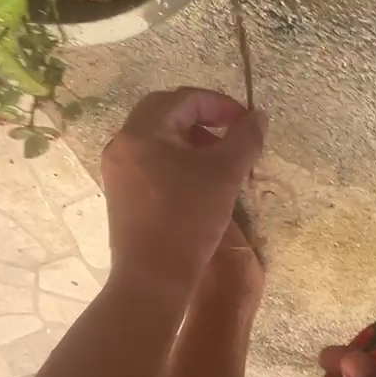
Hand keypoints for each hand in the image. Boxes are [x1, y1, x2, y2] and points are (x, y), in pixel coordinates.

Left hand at [100, 88, 265, 289]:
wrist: (153, 277)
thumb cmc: (188, 219)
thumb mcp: (225, 174)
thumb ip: (246, 138)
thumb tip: (258, 117)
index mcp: (142, 131)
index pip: (184, 99)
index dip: (221, 105)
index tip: (246, 123)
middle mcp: (122, 144)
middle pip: (166, 112)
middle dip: (203, 117)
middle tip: (231, 134)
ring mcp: (117, 169)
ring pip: (158, 137)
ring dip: (191, 139)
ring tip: (219, 159)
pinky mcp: (121, 192)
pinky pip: (150, 160)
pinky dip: (176, 159)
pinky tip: (198, 181)